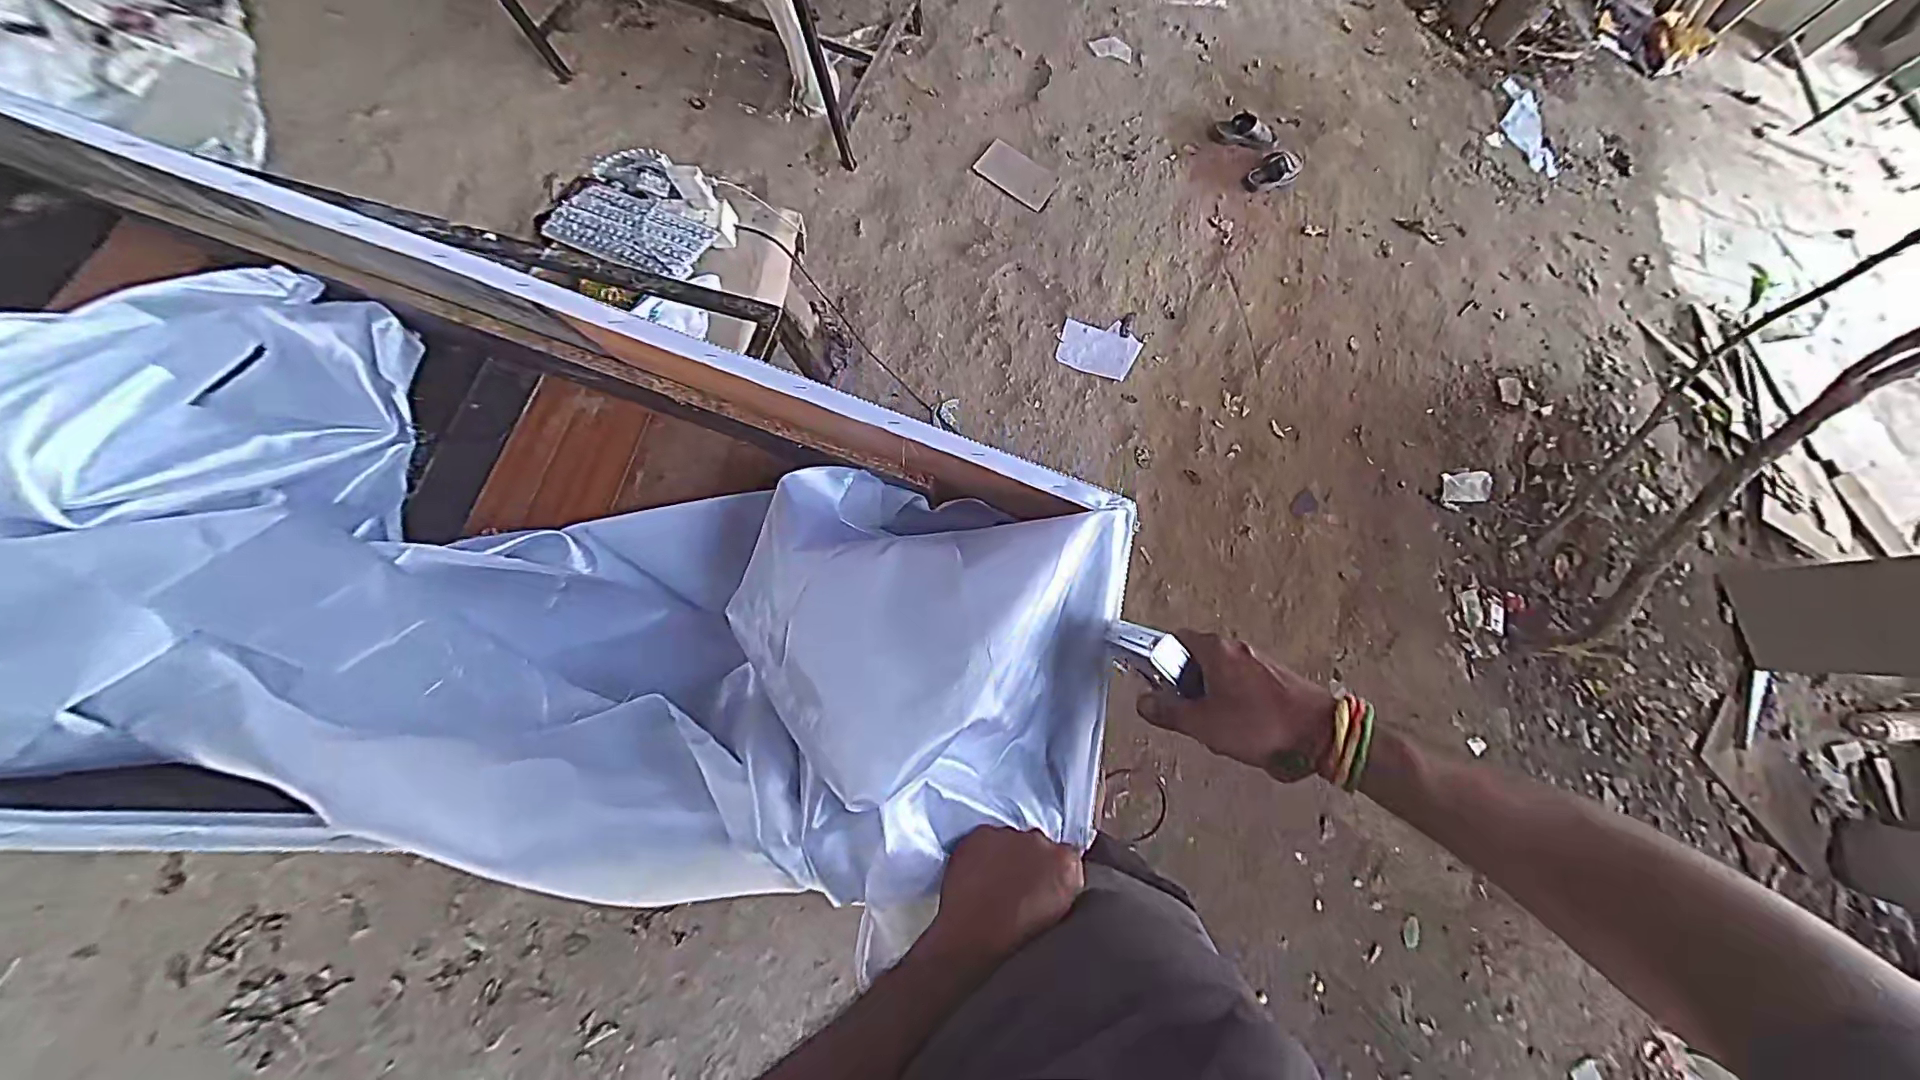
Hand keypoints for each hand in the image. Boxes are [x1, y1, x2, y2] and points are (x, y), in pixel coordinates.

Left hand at [919, 826, 1082, 964]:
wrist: (972, 930)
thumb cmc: (1015, 935)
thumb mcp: (1055, 915)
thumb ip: (1061, 886)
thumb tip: (1055, 878)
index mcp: (1066, 864)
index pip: (1068, 855)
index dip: (1054, 868)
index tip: (1043, 880)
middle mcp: (1041, 841)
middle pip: (1039, 843)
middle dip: (1030, 858)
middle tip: (1017, 884)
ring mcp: (1010, 834)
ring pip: (1011, 839)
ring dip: (1006, 854)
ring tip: (994, 882)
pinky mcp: (983, 832)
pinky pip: (987, 838)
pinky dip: (983, 850)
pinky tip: (977, 872)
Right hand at [1136, 631, 1336, 781]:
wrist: (1322, 736)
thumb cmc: (1262, 725)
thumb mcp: (1203, 724)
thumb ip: (1168, 712)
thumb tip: (1144, 703)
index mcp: (1215, 649)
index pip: (1173, 639)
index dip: (1159, 661)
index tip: (1157, 685)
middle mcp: (1236, 648)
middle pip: (1194, 657)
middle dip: (1185, 685)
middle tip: (1186, 711)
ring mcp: (1258, 662)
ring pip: (1217, 673)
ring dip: (1208, 696)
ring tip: (1215, 725)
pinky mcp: (1274, 678)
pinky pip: (1240, 684)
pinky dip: (1231, 701)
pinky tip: (1239, 727)